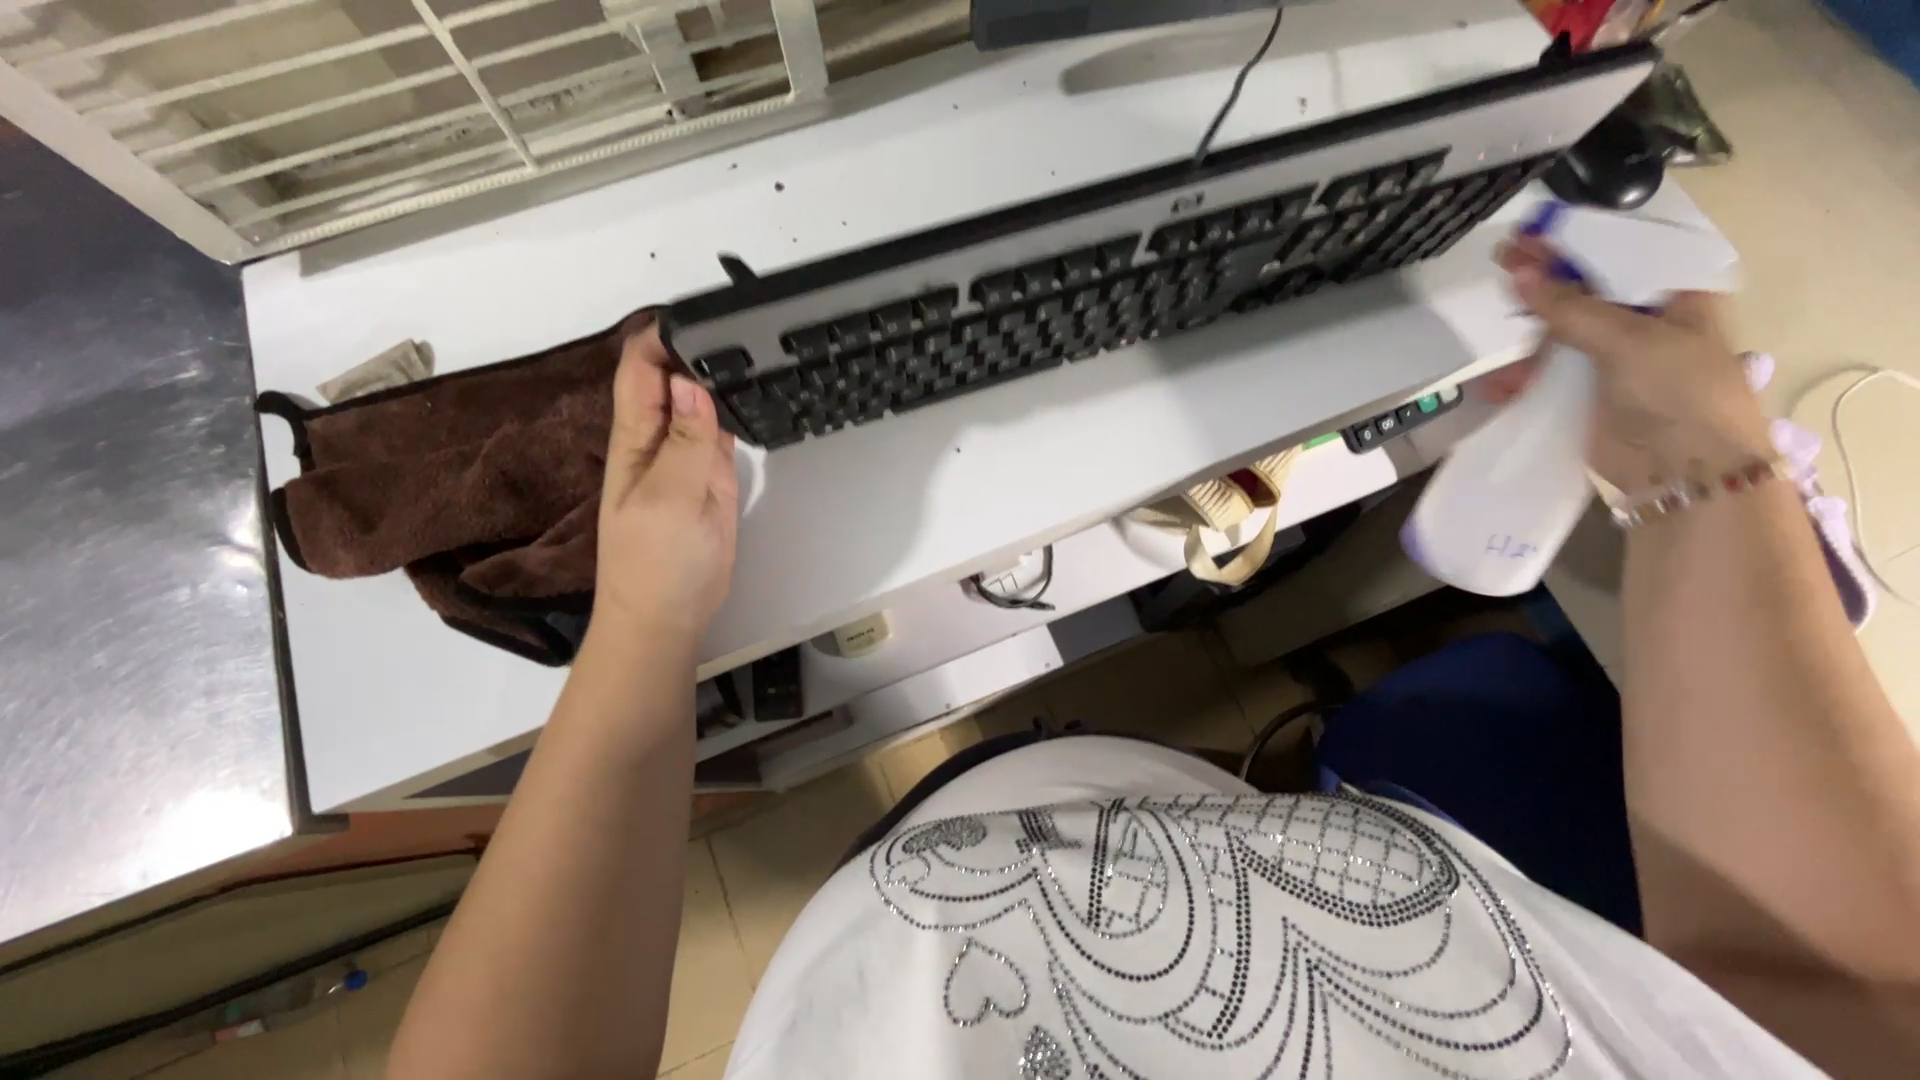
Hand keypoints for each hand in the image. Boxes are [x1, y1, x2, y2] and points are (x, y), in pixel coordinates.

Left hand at [592, 326, 738, 647]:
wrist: (668, 615)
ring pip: (700, 400)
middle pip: (673, 377)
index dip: (663, 336)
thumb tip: (691, 383)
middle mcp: (658, 436)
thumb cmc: (657, 561)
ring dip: (720, 376)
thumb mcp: (670, 498)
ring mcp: (687, 455)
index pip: (640, 368)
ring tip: (761, 347)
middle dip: (700, 348)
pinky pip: (721, 430)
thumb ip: (686, 441)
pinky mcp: (712, 475)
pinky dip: (735, 410)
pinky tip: (757, 392)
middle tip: (750, 326)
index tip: (707, 315)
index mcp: (635, 436)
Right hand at [1479, 234, 1773, 491]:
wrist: (1684, 470)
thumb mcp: (1629, 340)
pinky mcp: (1584, 392)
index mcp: (1672, 296)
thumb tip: (1521, 274)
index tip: (1528, 234)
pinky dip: (1519, 376)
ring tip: (1498, 330)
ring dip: (1526, 334)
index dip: (1571, 244)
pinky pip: (1544, 374)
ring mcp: (1611, 359)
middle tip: (1502, 261)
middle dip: (1542, 281)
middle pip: (1582, 291)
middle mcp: (1642, 322)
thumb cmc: (1678, 392)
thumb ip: (1571, 308)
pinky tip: (1498, 382)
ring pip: (1558, 332)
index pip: (1616, 257)